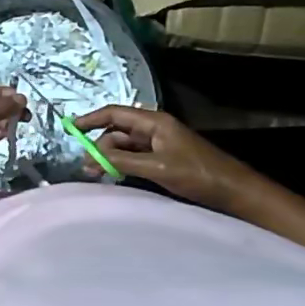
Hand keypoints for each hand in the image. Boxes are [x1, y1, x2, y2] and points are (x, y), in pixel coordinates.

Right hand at [74, 105, 258, 210]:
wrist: (234, 192)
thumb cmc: (198, 175)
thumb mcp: (157, 168)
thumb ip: (122, 160)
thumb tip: (91, 156)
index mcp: (154, 122)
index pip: (114, 113)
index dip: (90, 119)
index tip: (70, 129)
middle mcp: (154, 128)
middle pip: (117, 131)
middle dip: (99, 146)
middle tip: (88, 167)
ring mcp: (159, 143)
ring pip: (124, 145)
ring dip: (110, 157)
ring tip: (98, 174)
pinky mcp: (163, 158)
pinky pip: (134, 156)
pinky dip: (121, 164)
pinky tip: (114, 175)